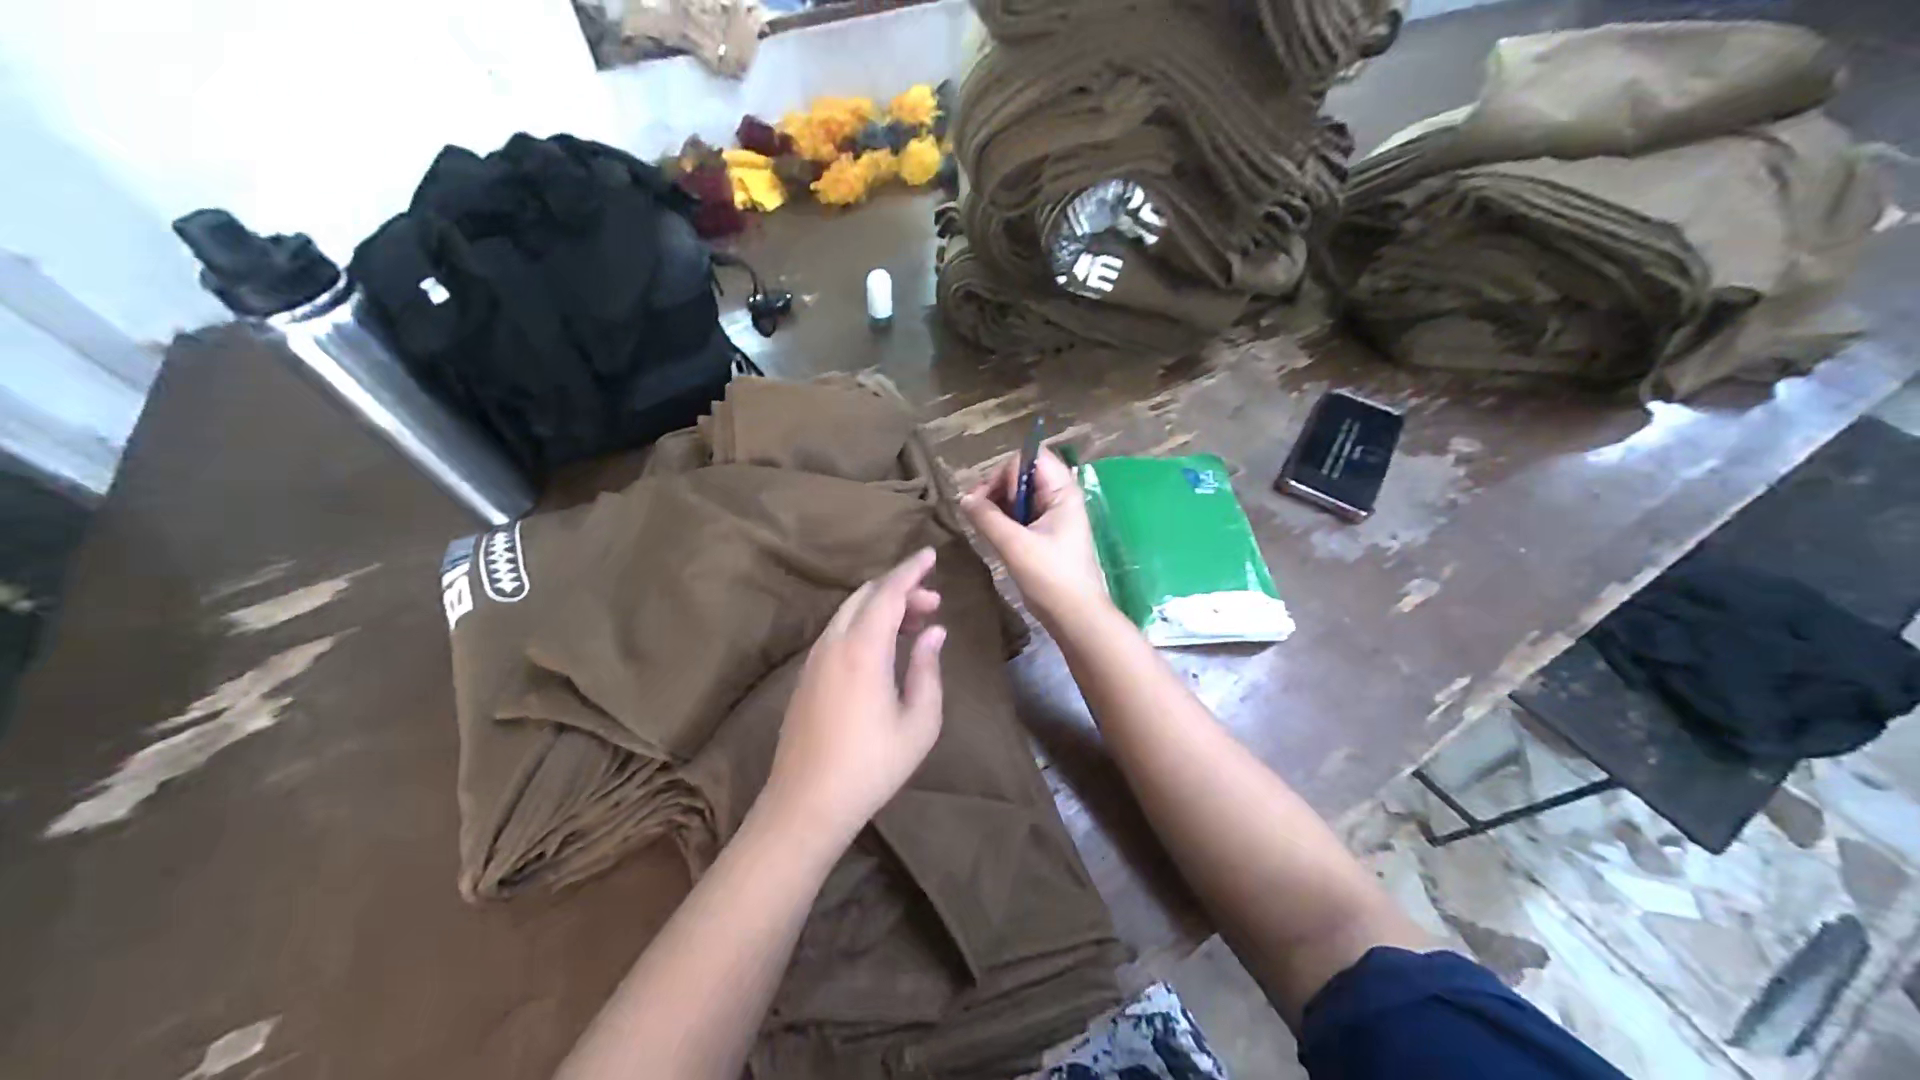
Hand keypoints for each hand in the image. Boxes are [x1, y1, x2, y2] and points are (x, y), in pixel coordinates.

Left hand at [759, 548, 946, 846]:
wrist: (806, 803)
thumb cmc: (872, 766)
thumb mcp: (919, 722)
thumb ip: (928, 669)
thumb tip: (933, 633)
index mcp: (862, 649)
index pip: (888, 592)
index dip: (910, 570)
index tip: (930, 554)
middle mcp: (833, 643)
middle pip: (866, 596)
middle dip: (900, 589)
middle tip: (933, 605)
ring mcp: (814, 659)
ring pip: (849, 612)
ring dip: (881, 607)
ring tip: (915, 626)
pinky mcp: (806, 676)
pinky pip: (838, 632)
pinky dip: (864, 625)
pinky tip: (884, 649)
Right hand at [960, 448, 1110, 626]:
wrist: (1077, 617)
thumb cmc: (1050, 577)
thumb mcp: (1014, 545)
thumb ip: (986, 517)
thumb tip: (964, 499)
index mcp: (1062, 492)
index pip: (1029, 459)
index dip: (1003, 474)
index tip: (986, 501)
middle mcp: (1061, 498)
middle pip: (1023, 476)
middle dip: (997, 490)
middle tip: (978, 515)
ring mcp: (1056, 517)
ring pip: (1021, 497)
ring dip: (999, 507)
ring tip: (984, 528)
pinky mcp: (1049, 536)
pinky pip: (1023, 516)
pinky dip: (1007, 522)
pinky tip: (995, 538)